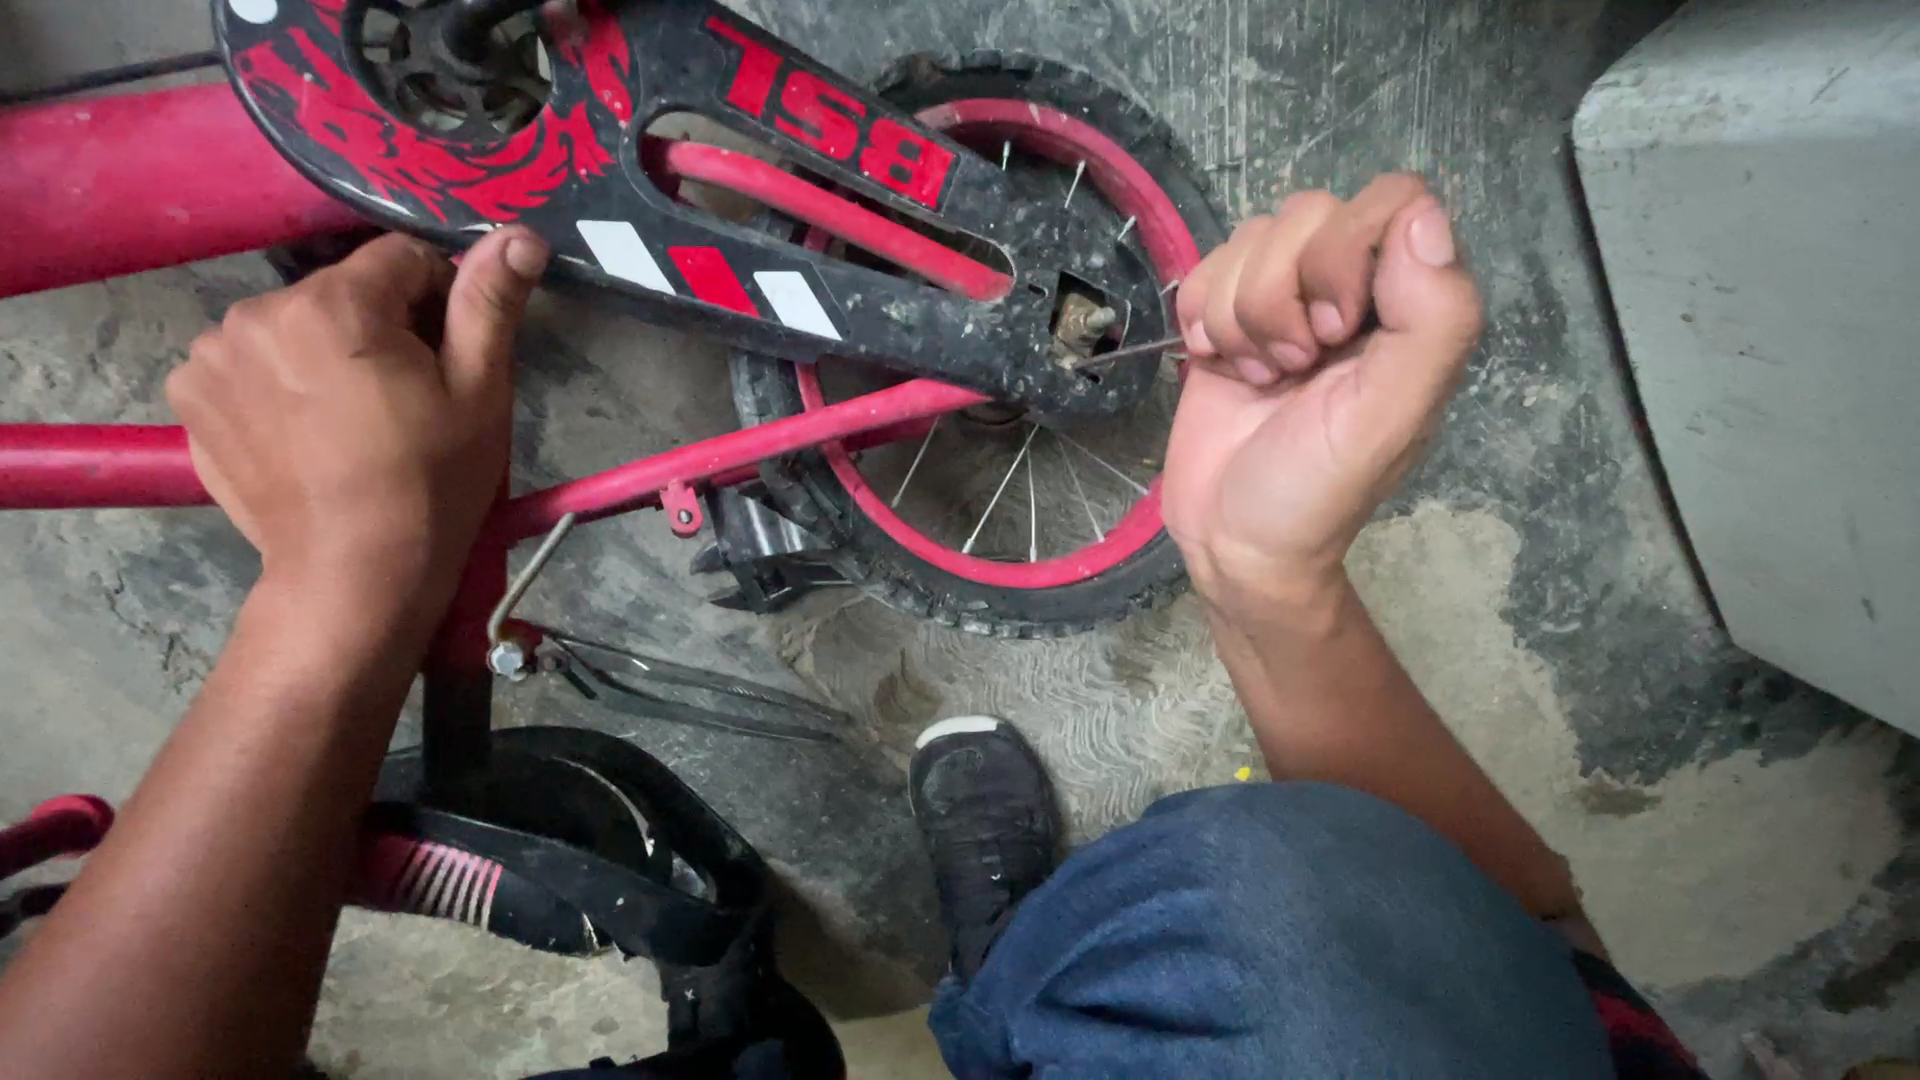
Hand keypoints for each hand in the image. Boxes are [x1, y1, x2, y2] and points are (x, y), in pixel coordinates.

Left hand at [167, 227, 548, 615]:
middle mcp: (254, 312)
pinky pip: (251, 365)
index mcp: (334, 304)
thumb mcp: (482, 390)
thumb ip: (491, 303)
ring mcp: (209, 357)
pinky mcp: (190, 398)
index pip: (403, 258)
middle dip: (383, 329)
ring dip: (329, 353)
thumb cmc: (435, 477)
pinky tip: (313, 432)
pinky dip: (283, 384)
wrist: (359, 568)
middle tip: (413, 398)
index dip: (443, 301)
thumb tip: (522, 234)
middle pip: (344, 294)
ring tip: (360, 420)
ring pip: (295, 328)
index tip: (452, 359)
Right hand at [1162, 175, 1482, 620]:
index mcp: (1407, 309)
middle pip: (1306, 214)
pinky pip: (1205, 270)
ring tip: (1253, 377)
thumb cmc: (1314, 493)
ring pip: (1249, 239)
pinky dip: (1199, 315)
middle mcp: (1347, 293)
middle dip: (1278, 295)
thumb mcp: (1386, 418)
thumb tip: (1422, 216)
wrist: (1233, 544)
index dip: (1344, 255)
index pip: (1388, 203)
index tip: (1331, 336)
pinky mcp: (1225, 326)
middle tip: (1288, 368)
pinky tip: (1212, 362)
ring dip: (1236, 314)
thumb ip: (1430, 319)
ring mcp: (1281, 306)